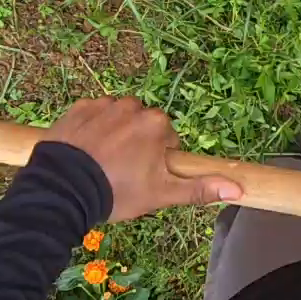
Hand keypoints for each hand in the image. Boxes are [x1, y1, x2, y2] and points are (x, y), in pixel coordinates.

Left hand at [45, 96, 241, 220]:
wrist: (62, 189)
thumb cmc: (117, 191)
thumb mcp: (161, 194)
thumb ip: (199, 188)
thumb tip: (238, 188)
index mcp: (157, 123)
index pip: (167, 139)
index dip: (157, 160)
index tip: (143, 176)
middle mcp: (133, 106)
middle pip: (143, 126)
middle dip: (136, 145)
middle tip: (122, 173)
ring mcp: (103, 105)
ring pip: (118, 119)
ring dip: (114, 135)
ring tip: (101, 164)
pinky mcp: (78, 108)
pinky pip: (92, 115)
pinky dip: (91, 130)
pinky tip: (84, 153)